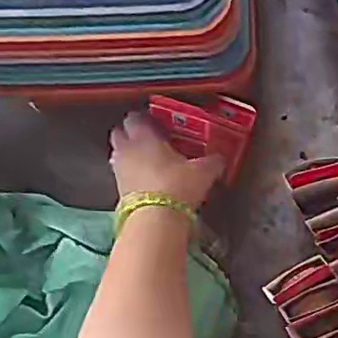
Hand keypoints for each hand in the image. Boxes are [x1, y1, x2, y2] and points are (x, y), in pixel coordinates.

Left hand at [109, 111, 224, 209]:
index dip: (145, 119)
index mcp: (143, 136)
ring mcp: (119, 171)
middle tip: (149, 141)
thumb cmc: (178, 185)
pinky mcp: (117, 192)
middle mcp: (126, 149)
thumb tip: (220, 158)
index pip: (135, 117)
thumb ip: (212, 161)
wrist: (156, 219)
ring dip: (130, 156)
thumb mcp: (203, 171)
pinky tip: (148, 183)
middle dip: (131, 135)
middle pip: (119, 134)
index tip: (157, 123)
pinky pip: (123, 176)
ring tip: (149, 163)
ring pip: (119, 155)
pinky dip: (132, 176)